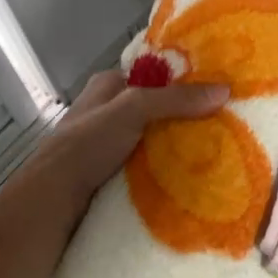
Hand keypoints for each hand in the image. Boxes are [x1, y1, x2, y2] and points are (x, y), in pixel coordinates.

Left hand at [15, 71, 229, 216]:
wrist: (51, 203)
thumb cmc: (86, 146)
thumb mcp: (132, 110)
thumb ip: (176, 99)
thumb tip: (225, 90)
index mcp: (107, 85)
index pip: (153, 75)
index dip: (182, 81)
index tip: (215, 91)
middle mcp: (107, 111)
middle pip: (156, 109)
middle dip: (183, 117)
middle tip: (222, 124)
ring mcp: (108, 144)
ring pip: (153, 139)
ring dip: (176, 147)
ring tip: (214, 151)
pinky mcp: (111, 173)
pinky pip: (147, 165)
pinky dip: (165, 169)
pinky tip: (189, 175)